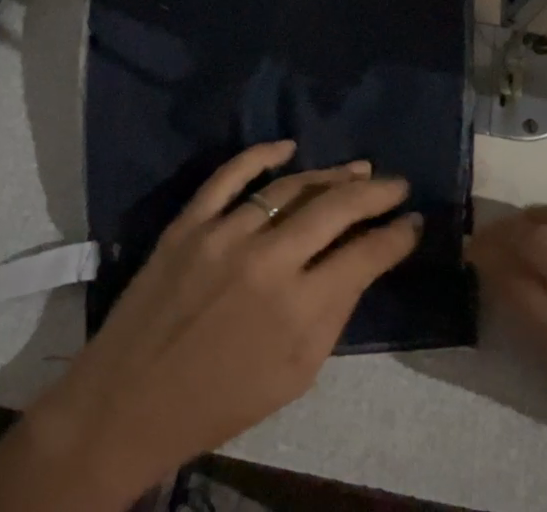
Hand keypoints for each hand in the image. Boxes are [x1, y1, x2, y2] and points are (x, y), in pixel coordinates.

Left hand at [0, 141, 420, 511]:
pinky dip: (259, 155)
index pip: (367, 254)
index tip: (414, 223)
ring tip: (356, 168)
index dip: (398, 236)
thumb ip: (333, 315)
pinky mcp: (187, 223)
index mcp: (300, 309)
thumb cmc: (223, 400)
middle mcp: (268, 260)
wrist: (132, 399)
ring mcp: (223, 235)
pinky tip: (288, 146)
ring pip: (289, 186)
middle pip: (336, 208)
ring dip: (330, 174)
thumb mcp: (296, 374)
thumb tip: (360, 264)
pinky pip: (228, 176)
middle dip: (376, 192)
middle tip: (398, 184)